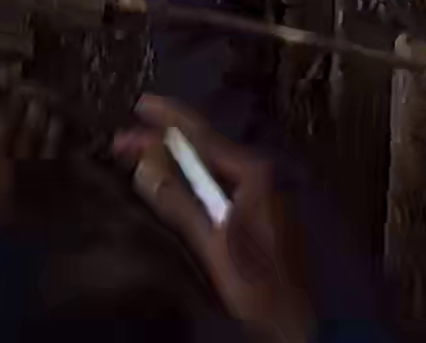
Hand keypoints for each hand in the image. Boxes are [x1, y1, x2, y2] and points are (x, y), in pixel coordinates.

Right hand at [114, 96, 314, 342]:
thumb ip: (177, 200)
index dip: (166, 116)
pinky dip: (186, 173)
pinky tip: (170, 178)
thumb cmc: (259, 286)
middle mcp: (257, 173)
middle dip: (161, 139)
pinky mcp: (253, 207)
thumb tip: (144, 162)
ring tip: (142, 155)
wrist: (297, 325)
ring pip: (205, 162)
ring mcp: (257, 190)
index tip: (141, 105)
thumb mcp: (213, 243)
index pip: (200, 132)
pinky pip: (212, 177)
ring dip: (171, 157)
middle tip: (127, 140)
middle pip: (201, 145)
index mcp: (252, 171)